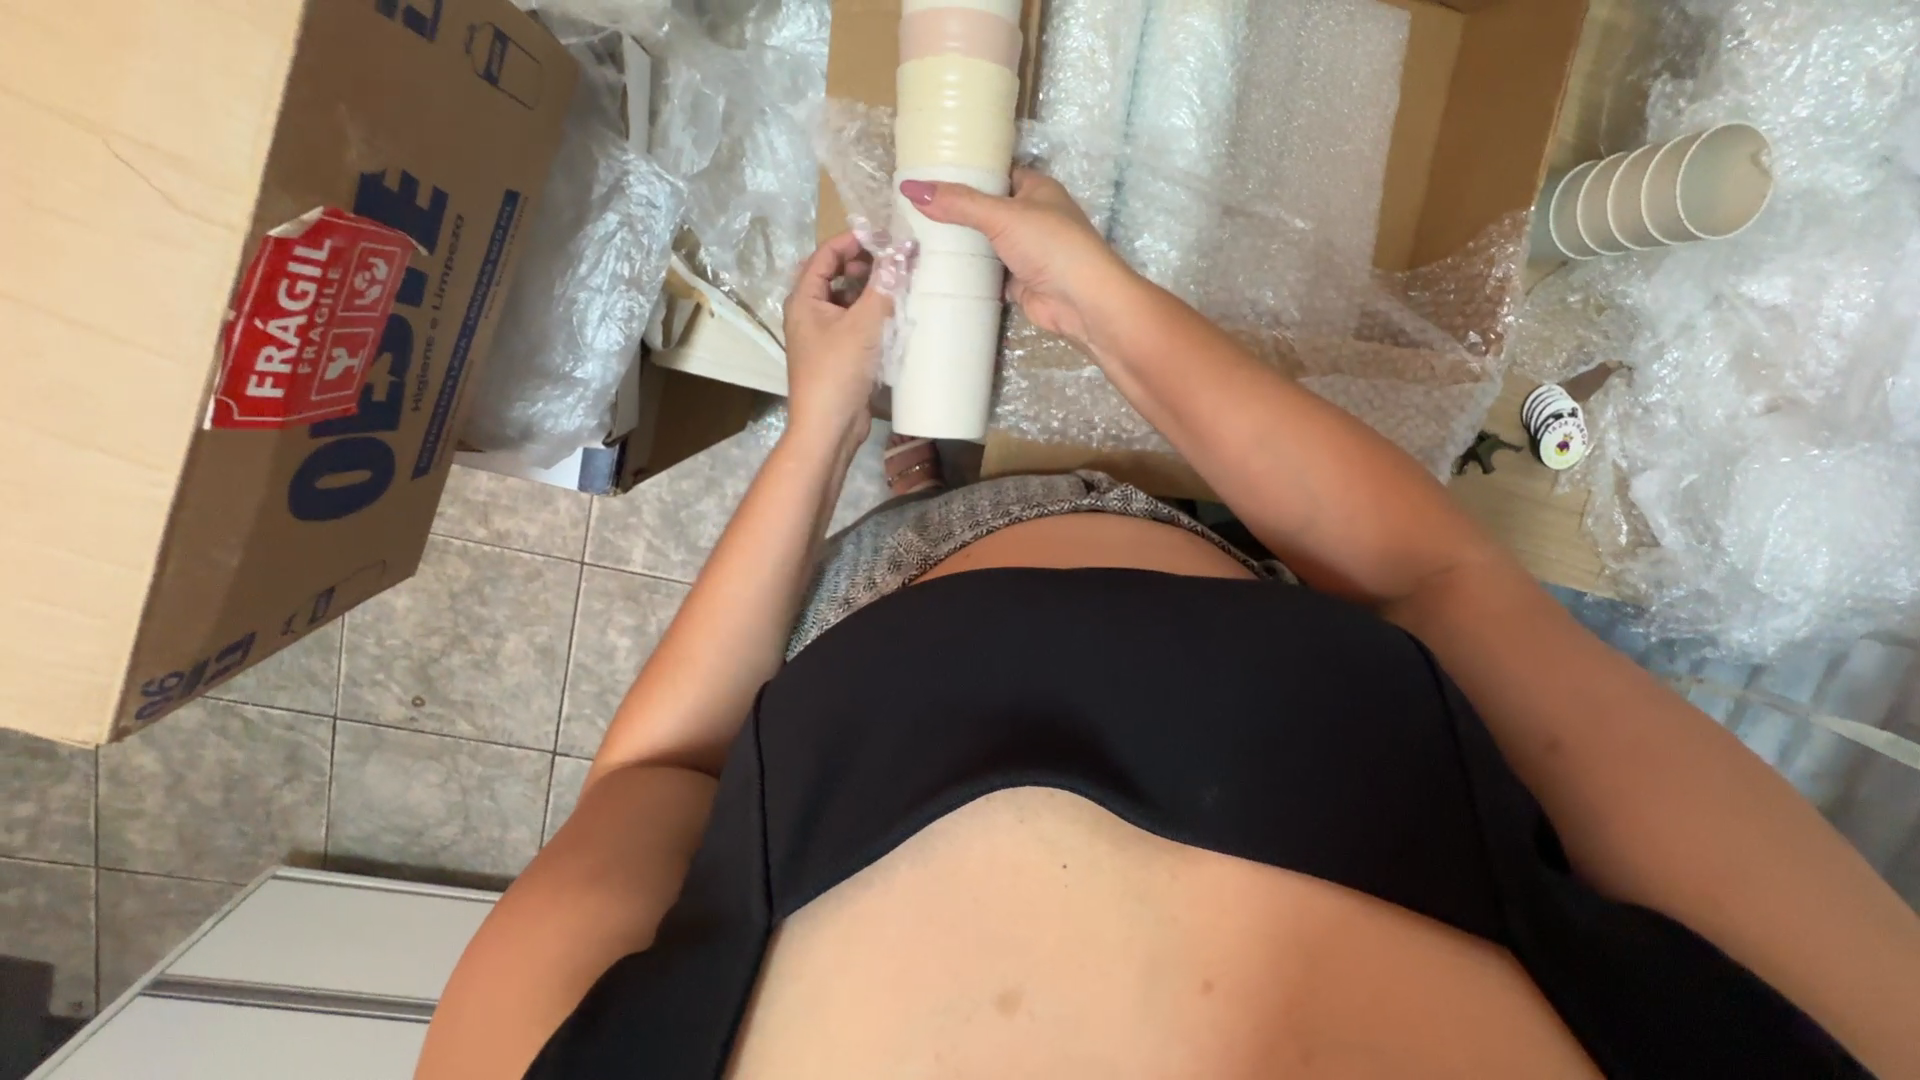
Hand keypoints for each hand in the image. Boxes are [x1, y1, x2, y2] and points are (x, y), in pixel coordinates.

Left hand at [782, 232, 893, 450]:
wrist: (828, 428)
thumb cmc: (837, 373)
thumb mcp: (864, 324)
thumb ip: (885, 285)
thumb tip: (905, 250)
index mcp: (804, 299)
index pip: (826, 254)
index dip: (854, 240)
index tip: (887, 237)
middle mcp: (809, 313)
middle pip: (836, 275)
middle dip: (866, 265)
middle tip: (897, 262)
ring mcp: (823, 336)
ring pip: (848, 300)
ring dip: (872, 290)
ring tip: (901, 285)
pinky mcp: (838, 355)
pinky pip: (855, 323)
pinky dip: (873, 314)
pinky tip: (896, 315)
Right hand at [899, 168, 1135, 346]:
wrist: (1081, 301)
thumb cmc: (1051, 245)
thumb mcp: (1002, 215)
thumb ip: (958, 204)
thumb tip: (911, 188)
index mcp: (1036, 189)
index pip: (996, 173)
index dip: (967, 173)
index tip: (930, 175)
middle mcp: (1032, 217)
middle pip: (986, 210)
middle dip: (957, 212)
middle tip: (915, 208)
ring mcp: (1026, 252)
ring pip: (986, 244)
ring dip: (961, 245)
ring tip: (918, 237)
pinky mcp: (1019, 282)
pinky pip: (988, 274)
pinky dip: (968, 274)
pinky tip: (939, 270)